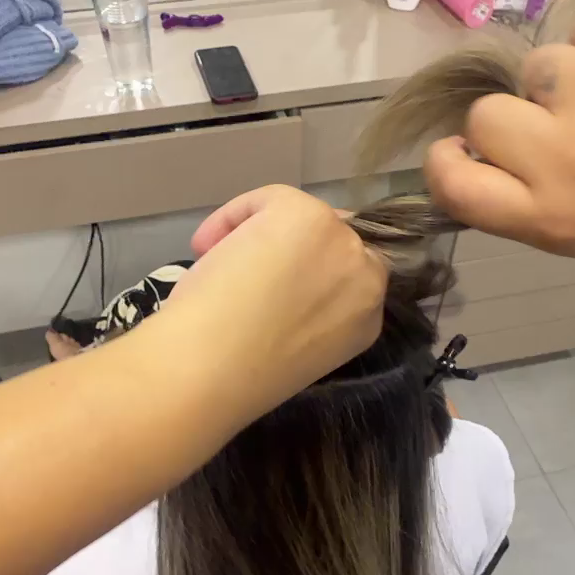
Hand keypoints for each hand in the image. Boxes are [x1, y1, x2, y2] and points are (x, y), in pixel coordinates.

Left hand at [153, 185, 385, 411]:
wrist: (215, 371)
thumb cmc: (244, 375)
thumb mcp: (295, 346)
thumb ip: (307, 312)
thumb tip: (282, 282)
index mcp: (368, 319)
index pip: (348, 276)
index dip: (304, 276)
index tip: (265, 293)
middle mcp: (368, 276)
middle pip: (334, 242)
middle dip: (291, 251)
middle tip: (245, 271)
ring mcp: (342, 241)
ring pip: (302, 220)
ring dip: (262, 236)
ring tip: (222, 266)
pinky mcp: (306, 215)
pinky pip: (268, 198)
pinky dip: (231, 217)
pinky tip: (205, 250)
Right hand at [423, 3, 574, 264]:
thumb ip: (525, 202)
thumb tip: (482, 156)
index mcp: (550, 215)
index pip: (454, 182)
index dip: (445, 164)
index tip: (460, 156)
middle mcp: (564, 153)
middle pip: (484, 117)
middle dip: (511, 123)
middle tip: (560, 131)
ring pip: (537, 66)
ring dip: (562, 82)